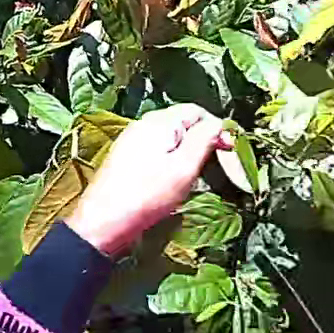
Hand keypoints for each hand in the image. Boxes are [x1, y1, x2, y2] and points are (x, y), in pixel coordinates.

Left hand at [64, 104, 233, 255]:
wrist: (103, 221)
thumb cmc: (146, 195)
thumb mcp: (184, 167)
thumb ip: (204, 140)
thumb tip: (220, 123)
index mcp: (157, 121)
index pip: (196, 110)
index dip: (217, 127)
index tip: (230, 150)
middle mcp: (141, 125)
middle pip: (182, 123)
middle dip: (201, 140)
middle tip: (213, 166)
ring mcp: (130, 141)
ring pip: (168, 139)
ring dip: (185, 153)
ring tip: (192, 176)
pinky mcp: (124, 158)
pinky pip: (154, 151)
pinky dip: (168, 161)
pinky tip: (169, 181)